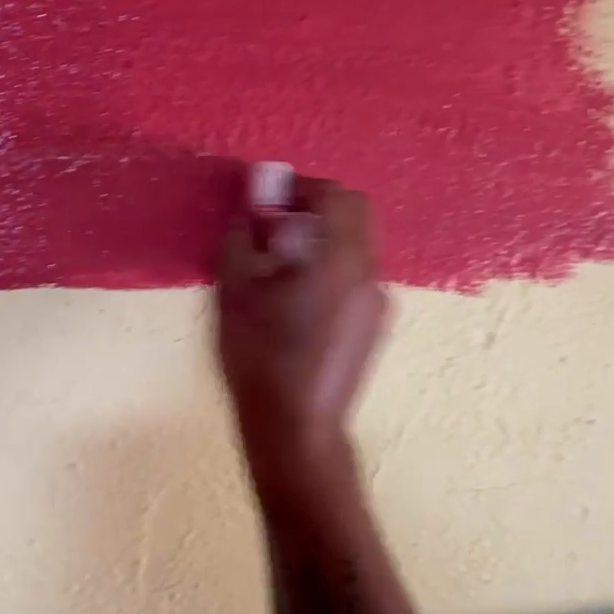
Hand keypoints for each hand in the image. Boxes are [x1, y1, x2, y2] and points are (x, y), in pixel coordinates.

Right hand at [216, 174, 387, 478]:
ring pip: (357, 247)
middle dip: (316, 208)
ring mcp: (378, 303)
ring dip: (323, 239)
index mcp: (340, 257)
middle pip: (356, 214)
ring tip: (281, 267)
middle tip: (276, 224)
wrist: (295, 426)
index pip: (334, 195)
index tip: (267, 199)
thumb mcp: (234, 290)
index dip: (299, 187)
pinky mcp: (375, 327)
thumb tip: (248, 215)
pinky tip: (297, 301)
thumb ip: (241, 239)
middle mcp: (369, 273)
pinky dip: (331, 269)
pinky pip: (356, 278)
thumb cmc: (259, 354)